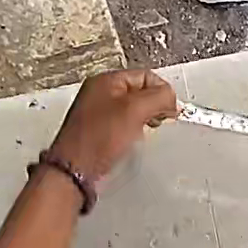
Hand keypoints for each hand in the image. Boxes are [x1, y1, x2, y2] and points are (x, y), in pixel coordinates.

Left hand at [47, 68, 178, 183]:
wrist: (75, 172)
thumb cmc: (97, 139)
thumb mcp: (135, 109)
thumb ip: (159, 96)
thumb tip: (171, 96)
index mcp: (105, 80)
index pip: (145, 76)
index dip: (161, 91)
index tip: (170, 109)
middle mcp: (100, 94)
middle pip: (140, 92)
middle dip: (153, 106)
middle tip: (158, 120)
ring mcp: (98, 114)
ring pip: (133, 110)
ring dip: (144, 120)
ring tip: (144, 132)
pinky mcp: (99, 133)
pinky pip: (125, 126)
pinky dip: (134, 133)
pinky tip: (133, 142)